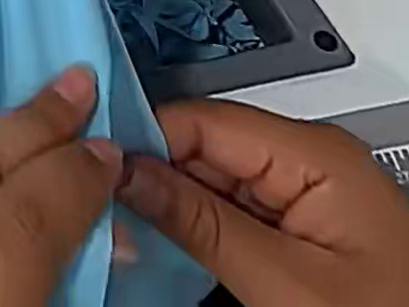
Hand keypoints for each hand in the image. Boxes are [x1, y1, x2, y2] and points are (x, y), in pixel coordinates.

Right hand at [118, 100, 408, 306]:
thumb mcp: (290, 288)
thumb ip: (201, 221)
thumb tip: (125, 169)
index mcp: (311, 151)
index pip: (199, 120)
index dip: (143, 139)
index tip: (96, 167)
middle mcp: (304, 154)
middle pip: (202, 143)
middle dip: (154, 171)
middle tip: (105, 203)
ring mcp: (303, 186)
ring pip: (210, 173)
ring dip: (170, 197)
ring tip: (127, 220)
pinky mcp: (301, 217)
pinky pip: (231, 202)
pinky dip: (197, 218)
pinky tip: (165, 234)